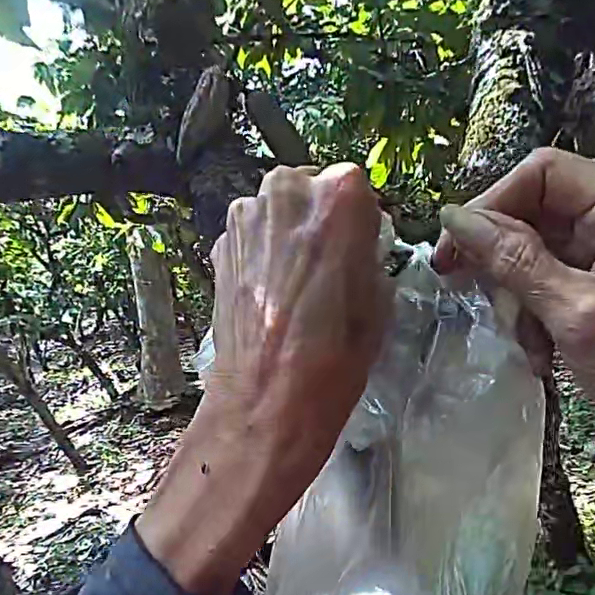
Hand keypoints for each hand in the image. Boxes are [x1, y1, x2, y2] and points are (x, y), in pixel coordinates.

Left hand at [138, 164, 388, 594]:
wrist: (262, 409)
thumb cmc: (333, 366)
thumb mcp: (378, 307)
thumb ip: (369, 256)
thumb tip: (356, 244)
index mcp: (335, 205)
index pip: (356, 186)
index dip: (362, 222)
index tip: (362, 254)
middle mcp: (282, 196)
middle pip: (312, 189)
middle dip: (324, 220)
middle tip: (331, 272)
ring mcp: (242, 220)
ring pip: (279, 210)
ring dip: (292, 235)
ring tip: (298, 288)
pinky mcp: (217, 248)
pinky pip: (252, 235)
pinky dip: (265, 254)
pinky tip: (272, 296)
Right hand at [435, 148, 594, 522]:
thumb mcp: (575, 314)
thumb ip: (515, 262)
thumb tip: (455, 220)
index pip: (543, 174)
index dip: (490, 207)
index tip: (453, 253)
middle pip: (538, 212)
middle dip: (501, 258)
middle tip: (466, 292)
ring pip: (540, 251)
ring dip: (518, 296)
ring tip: (521, 341)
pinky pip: (556, 281)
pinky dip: (538, 313)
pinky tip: (539, 352)